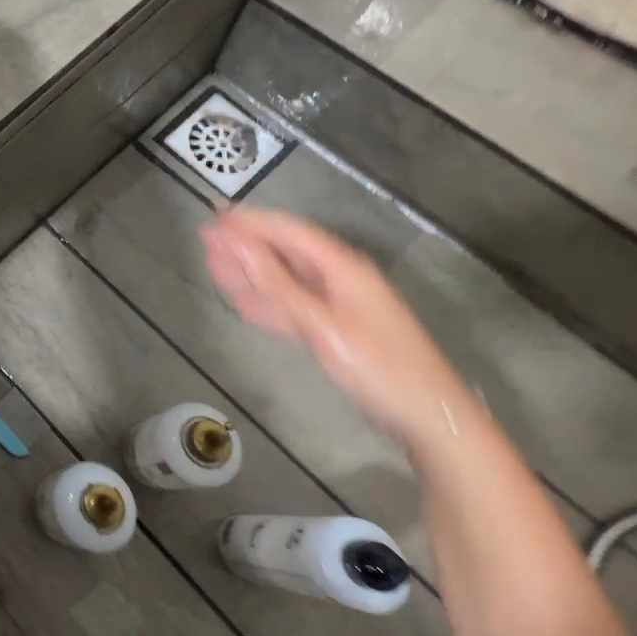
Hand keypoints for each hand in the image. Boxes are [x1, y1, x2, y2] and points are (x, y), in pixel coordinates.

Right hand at [200, 207, 474, 450]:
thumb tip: (238, 244)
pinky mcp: (336, 332)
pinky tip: (243, 303)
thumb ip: (277, 285)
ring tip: (214, 266)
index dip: (252, 222)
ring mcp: (338, 306)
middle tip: (206, 240)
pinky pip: (292, 307)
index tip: (216, 216)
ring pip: (285, 281)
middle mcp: (340, 279)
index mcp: (343, 268)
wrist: (430, 419)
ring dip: (251, 273)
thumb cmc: (381, 368)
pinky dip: (266, 302)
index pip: (290, 232)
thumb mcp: (323, 325)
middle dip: (246, 245)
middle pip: (286, 254)